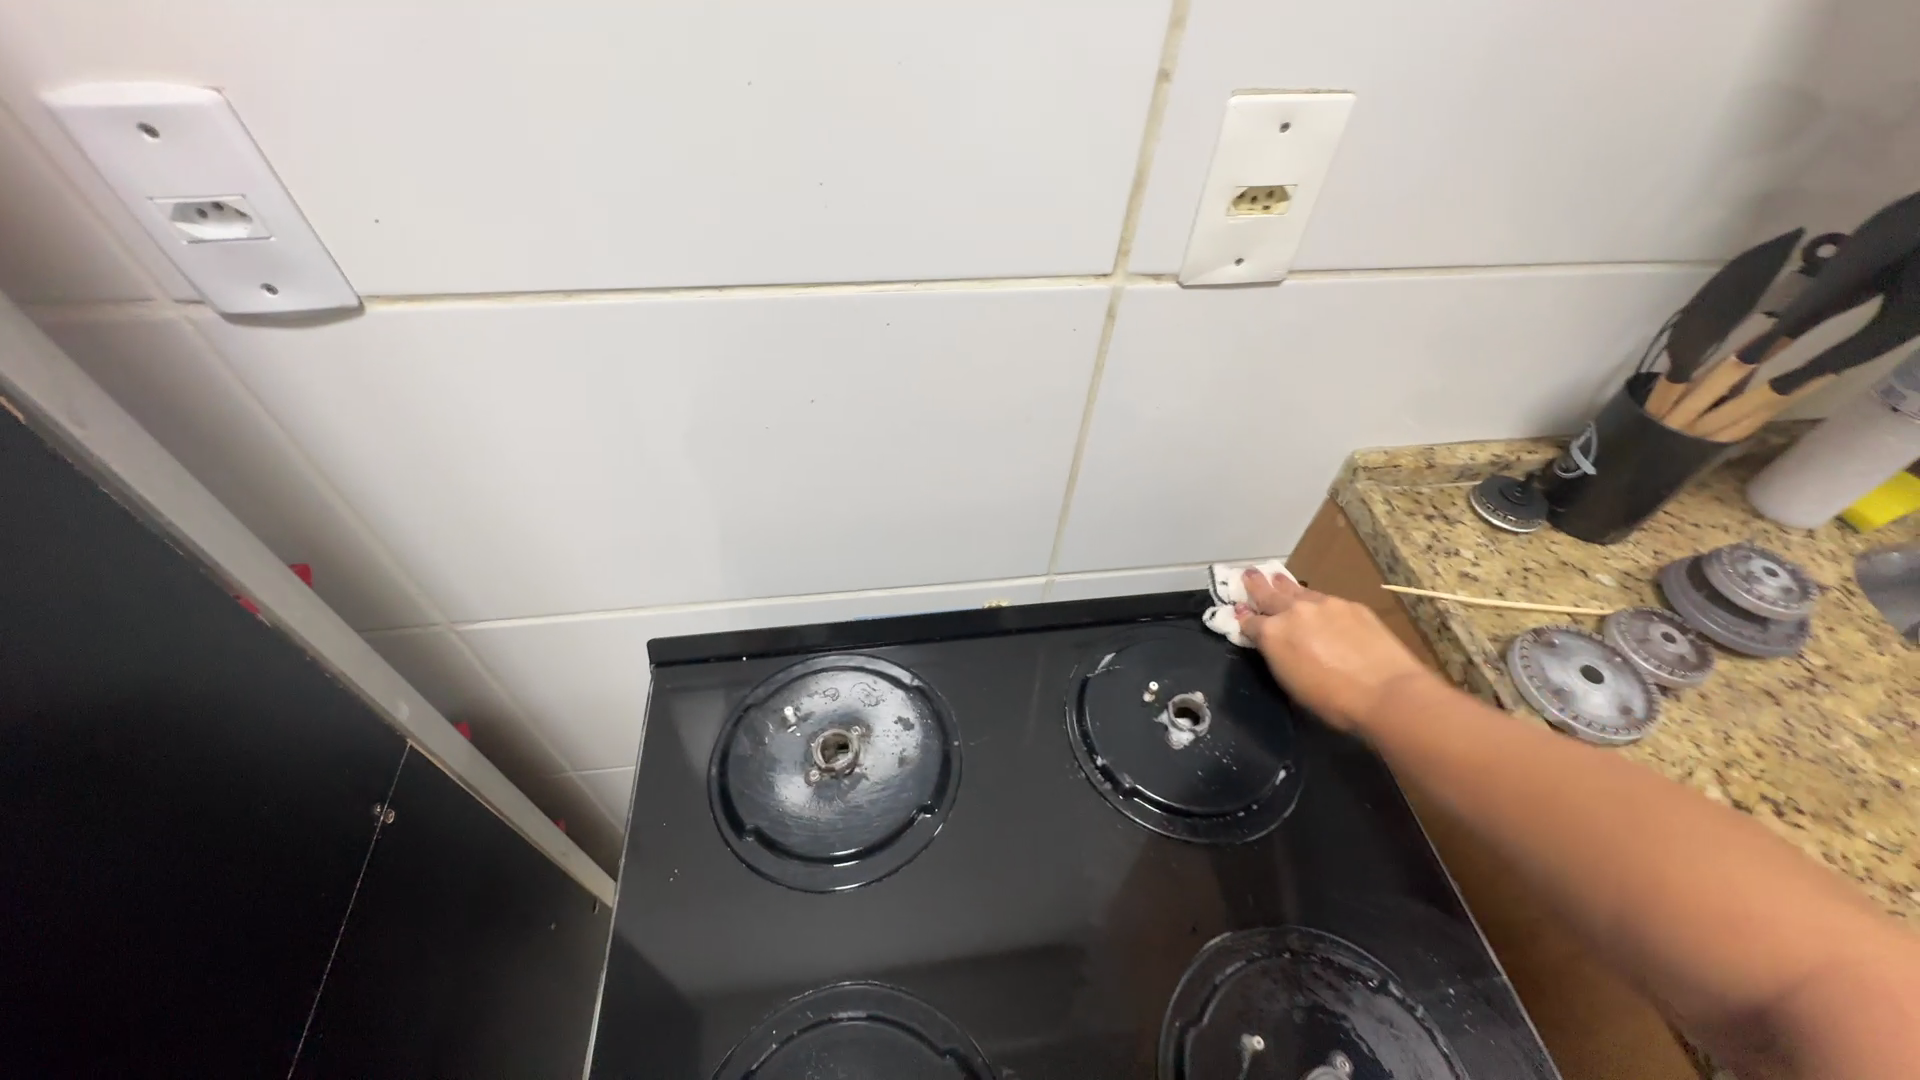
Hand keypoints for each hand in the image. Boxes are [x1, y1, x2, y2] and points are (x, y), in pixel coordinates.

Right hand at [1235, 569, 1435, 734]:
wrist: (1386, 692)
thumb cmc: (1332, 700)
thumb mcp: (1290, 682)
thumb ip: (1276, 655)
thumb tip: (1269, 642)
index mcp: (1272, 633)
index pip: (1248, 622)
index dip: (1243, 619)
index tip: (1239, 613)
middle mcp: (1293, 611)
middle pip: (1268, 594)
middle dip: (1256, 584)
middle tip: (1248, 574)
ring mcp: (1323, 604)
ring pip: (1297, 590)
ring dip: (1284, 585)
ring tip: (1276, 578)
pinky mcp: (1350, 605)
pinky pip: (1324, 598)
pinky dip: (1315, 600)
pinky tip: (1318, 605)